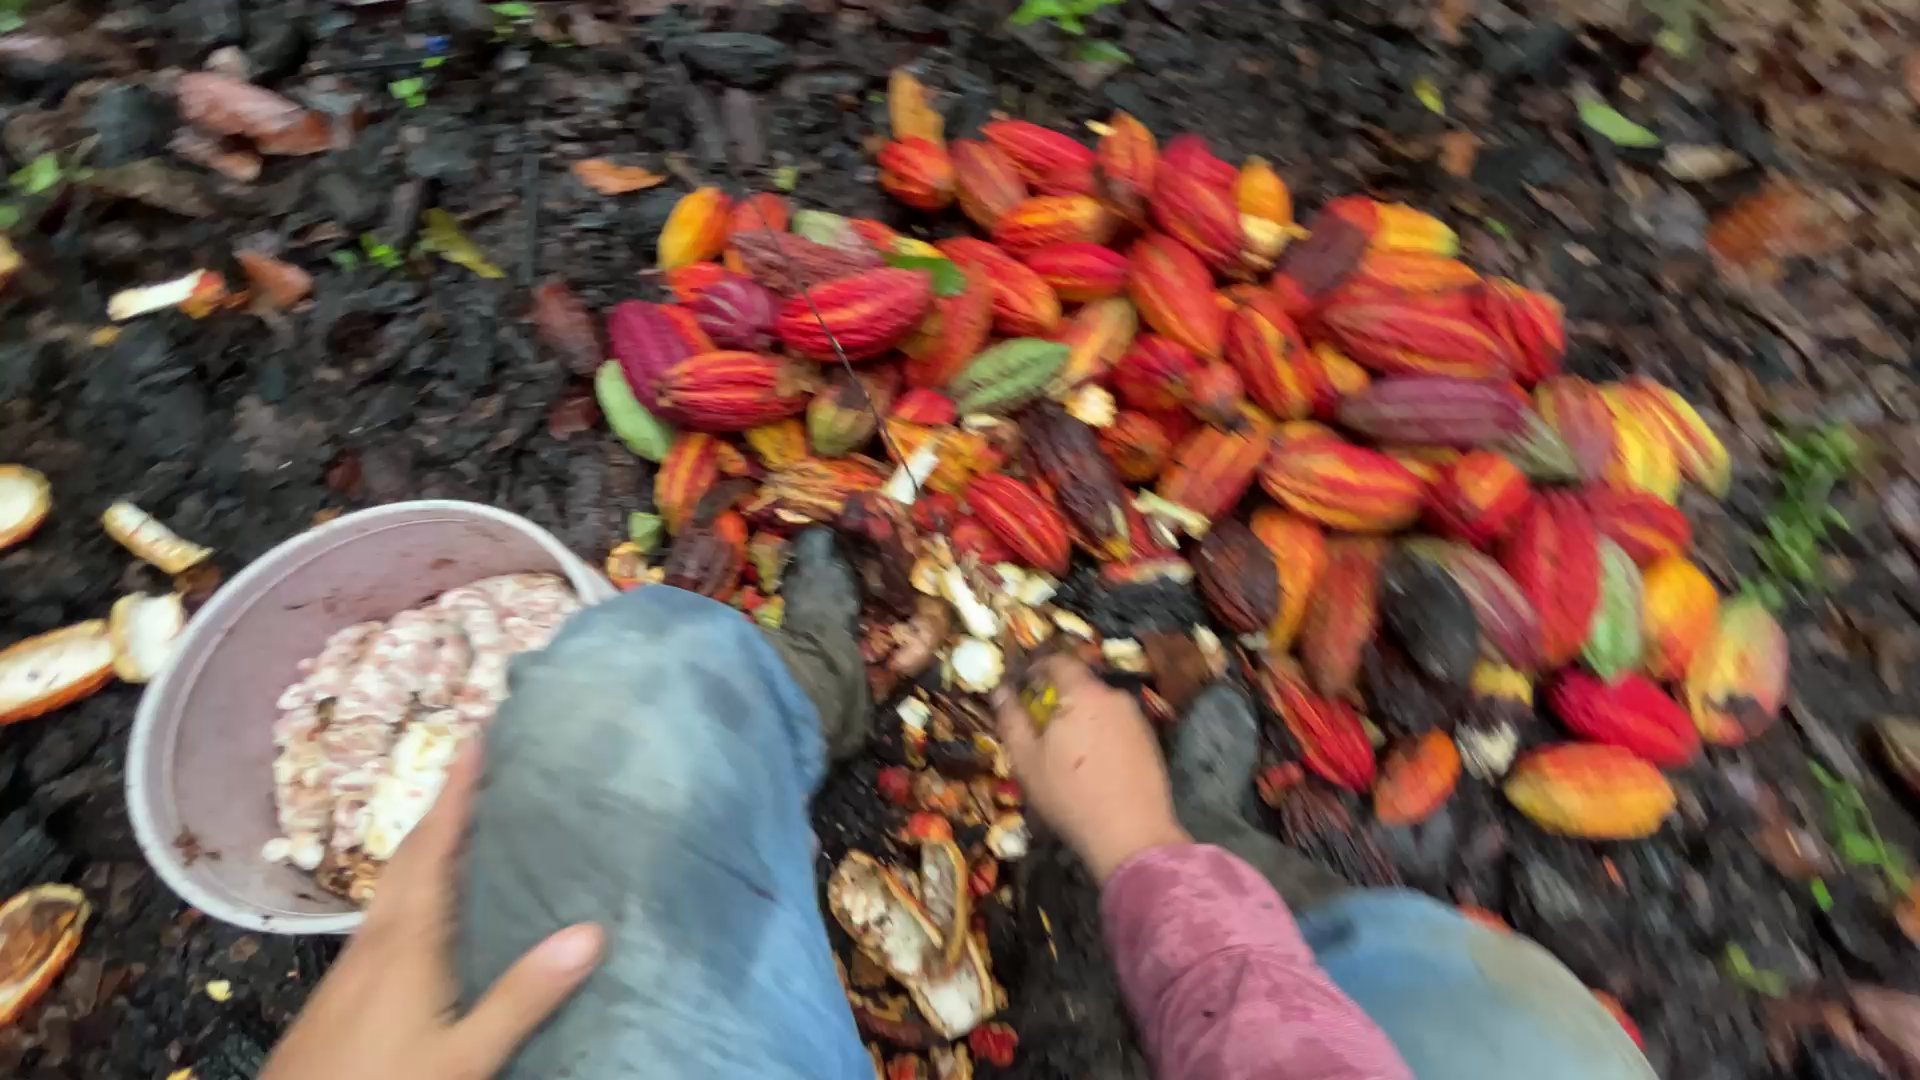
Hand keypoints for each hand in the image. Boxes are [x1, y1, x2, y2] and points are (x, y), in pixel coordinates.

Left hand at [262, 743, 603, 1079]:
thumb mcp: (461, 1058)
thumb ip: (523, 996)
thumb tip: (594, 930)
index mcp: (405, 941)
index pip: (432, 849)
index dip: (453, 793)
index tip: (472, 740)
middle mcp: (375, 941)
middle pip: (410, 858)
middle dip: (443, 807)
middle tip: (482, 768)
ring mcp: (354, 969)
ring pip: (397, 885)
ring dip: (431, 843)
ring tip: (473, 821)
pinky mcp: (347, 994)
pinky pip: (392, 913)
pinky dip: (421, 882)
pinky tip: (442, 903)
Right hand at [994, 656, 1190, 882]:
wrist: (1132, 836)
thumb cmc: (1070, 795)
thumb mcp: (1027, 760)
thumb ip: (1011, 718)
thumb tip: (1000, 690)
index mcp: (1083, 694)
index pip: (1059, 661)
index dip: (1038, 667)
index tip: (1023, 684)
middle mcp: (1113, 697)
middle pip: (1081, 685)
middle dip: (1058, 697)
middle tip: (1041, 724)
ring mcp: (1136, 719)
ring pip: (1100, 706)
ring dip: (1081, 716)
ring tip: (1066, 749)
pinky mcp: (1150, 741)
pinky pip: (1117, 725)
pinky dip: (1101, 733)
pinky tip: (1093, 764)